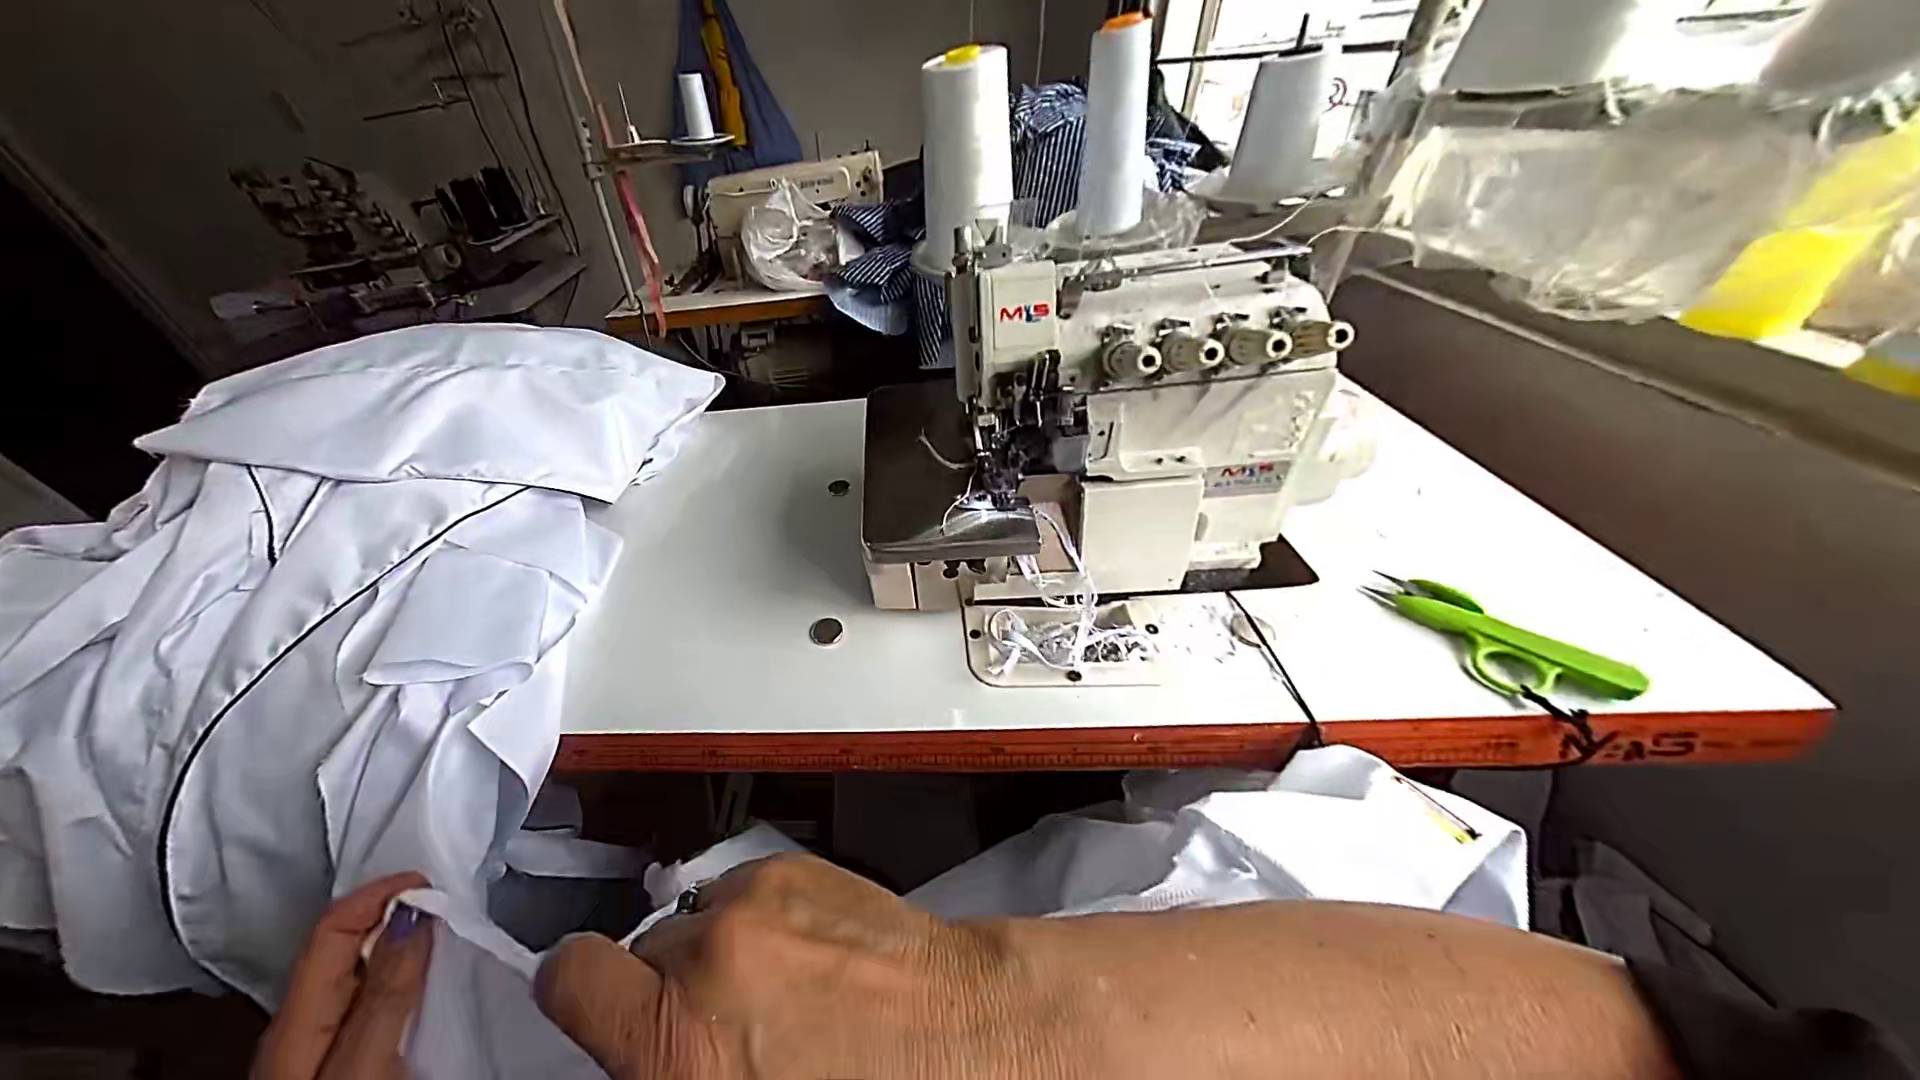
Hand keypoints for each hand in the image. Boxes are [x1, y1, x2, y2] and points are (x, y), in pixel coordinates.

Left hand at [252, 872, 434, 1079]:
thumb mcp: (362, 1067)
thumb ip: (385, 992)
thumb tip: (411, 914)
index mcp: (298, 1022)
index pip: (330, 928)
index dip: (380, 893)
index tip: (433, 882)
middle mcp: (304, 1025)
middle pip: (343, 942)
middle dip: (393, 908)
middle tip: (447, 896)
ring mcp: (323, 1043)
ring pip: (360, 964)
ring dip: (403, 935)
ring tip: (447, 924)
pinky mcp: (348, 1056)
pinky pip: (375, 991)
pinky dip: (407, 966)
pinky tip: (431, 972)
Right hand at [534, 854, 1059, 1079]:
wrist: (953, 1026)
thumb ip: (673, 1061)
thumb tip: (644, 1045)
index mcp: (679, 1036)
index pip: (571, 976)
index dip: (574, 989)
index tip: (596, 1004)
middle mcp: (708, 949)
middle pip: (641, 951)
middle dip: (666, 985)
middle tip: (717, 1021)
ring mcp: (755, 895)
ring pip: (694, 915)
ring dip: (715, 946)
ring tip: (770, 984)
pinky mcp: (795, 864)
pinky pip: (742, 890)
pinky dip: (755, 916)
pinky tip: (801, 950)